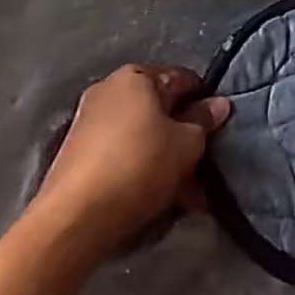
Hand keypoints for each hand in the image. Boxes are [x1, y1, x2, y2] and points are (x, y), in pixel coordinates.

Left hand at [31, 64, 230, 244]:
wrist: (75, 217)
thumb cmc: (140, 164)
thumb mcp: (188, 142)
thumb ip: (205, 120)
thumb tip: (219, 104)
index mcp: (136, 77)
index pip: (183, 79)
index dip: (205, 101)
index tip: (219, 126)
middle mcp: (109, 91)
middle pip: (160, 108)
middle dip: (184, 134)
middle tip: (204, 161)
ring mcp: (89, 122)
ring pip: (143, 135)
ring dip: (167, 157)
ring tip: (189, 191)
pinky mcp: (78, 154)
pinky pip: (124, 154)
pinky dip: (144, 169)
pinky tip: (162, 197)